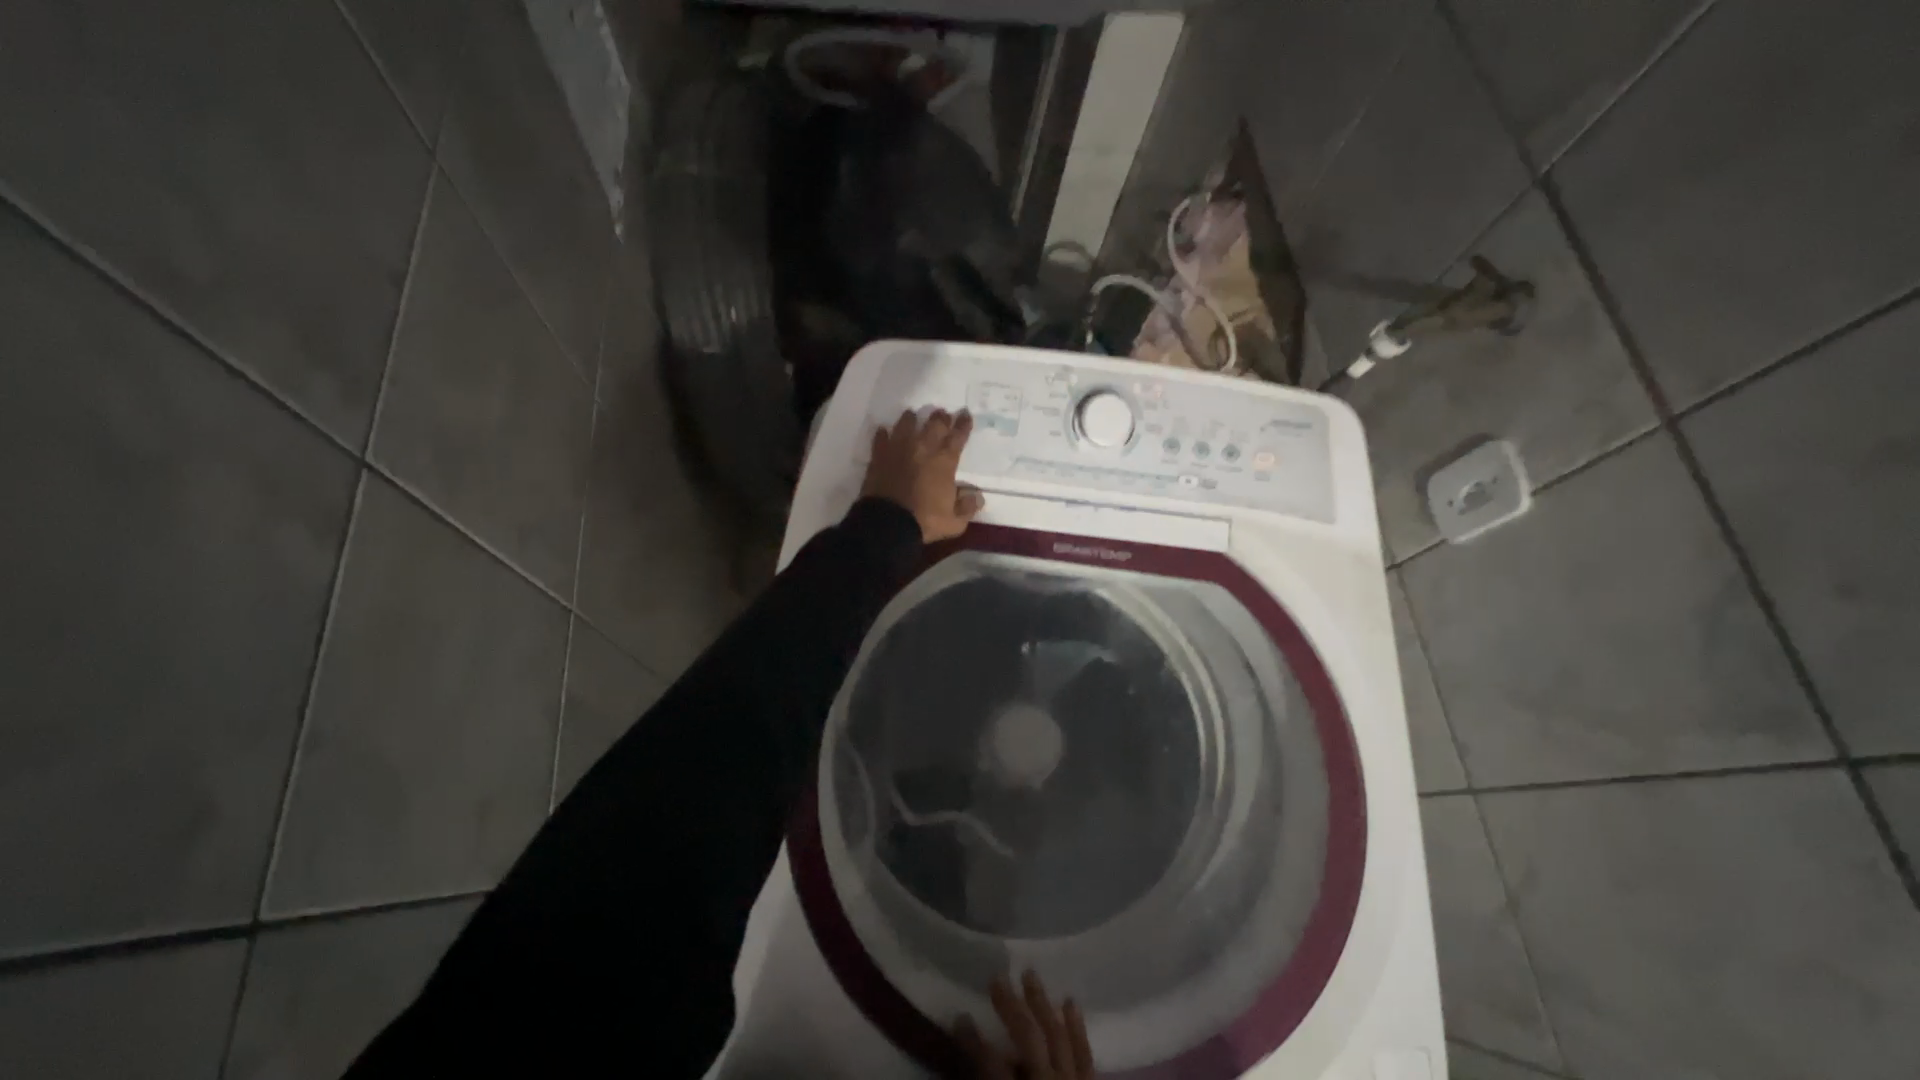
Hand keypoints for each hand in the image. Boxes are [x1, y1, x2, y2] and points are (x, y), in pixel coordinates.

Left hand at [862, 409, 984, 542]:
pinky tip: (884, 430)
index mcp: (944, 462)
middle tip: (942, 413)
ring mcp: (899, 449)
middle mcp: (923, 449)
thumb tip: (978, 497)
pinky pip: (881, 438)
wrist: (888, 523)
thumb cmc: (924, 521)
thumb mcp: (954, 522)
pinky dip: (883, 433)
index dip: (963, 425)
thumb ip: (967, 508)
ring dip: (911, 419)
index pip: (958, 437)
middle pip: (934, 425)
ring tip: (913, 415)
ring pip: (906, 424)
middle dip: (940, 417)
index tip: (965, 414)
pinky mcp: (879, 456)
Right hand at [953, 971, 1093, 1079]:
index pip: (991, 1066)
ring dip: (1043, 1004)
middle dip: (1011, 1007)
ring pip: (1058, 1037)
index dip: (972, 1040)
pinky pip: (1085, 1054)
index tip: (960, 1017)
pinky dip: (1077, 1027)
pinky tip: (1070, 1002)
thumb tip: (964, 1075)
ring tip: (1030, 975)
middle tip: (996, 979)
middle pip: (1028, 1039)